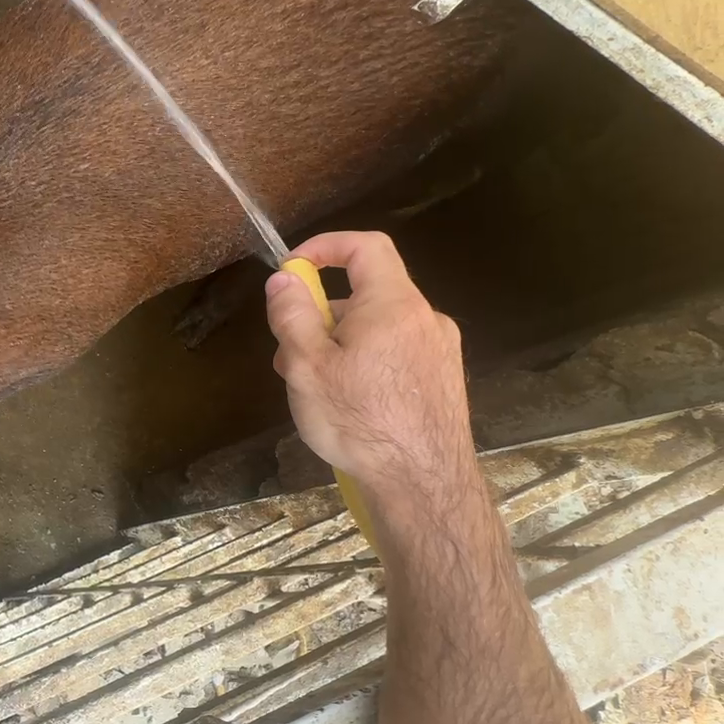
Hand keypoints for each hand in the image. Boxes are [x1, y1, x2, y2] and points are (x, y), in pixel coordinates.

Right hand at [266, 231, 475, 498]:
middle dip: (318, 314)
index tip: (289, 269)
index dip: (324, 246)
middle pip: (364, 294)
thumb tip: (283, 278)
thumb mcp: (306, 366)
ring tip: (310, 388)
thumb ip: (292, 316)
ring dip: (335, 342)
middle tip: (287, 354)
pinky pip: (390, 350)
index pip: (366, 248)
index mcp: (391, 306)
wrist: (419, 477)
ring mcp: (437, 347)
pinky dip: (358, 360)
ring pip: (374, 327)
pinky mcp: (439, 375)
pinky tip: (344, 401)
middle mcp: (423, 317)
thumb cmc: (356, 418)